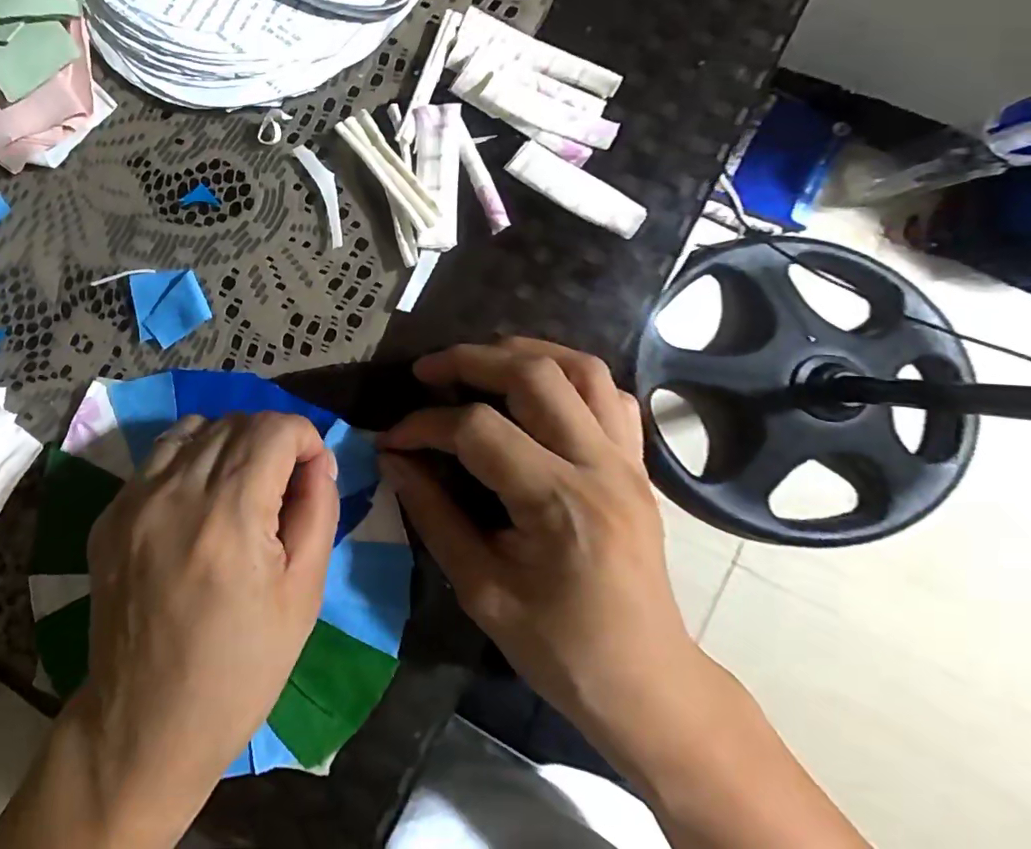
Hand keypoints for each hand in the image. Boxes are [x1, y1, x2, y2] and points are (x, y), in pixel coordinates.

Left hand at [71, 412, 337, 844]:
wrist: (148, 714)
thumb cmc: (240, 668)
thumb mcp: (302, 597)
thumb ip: (315, 513)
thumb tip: (316, 461)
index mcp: (228, 513)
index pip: (272, 428)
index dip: (306, 438)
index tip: (313, 472)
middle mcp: (173, 490)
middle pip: (232, 422)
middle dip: (269, 439)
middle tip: (283, 484)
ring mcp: (132, 499)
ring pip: (190, 431)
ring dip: (225, 445)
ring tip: (239, 489)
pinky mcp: (108, 514)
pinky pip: (154, 462)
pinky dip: (185, 464)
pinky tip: (195, 506)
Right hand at [378, 337, 694, 725]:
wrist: (647, 683)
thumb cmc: (556, 643)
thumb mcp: (477, 584)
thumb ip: (432, 511)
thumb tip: (392, 459)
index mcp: (560, 502)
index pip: (476, 429)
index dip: (421, 426)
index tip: (390, 442)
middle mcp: (602, 468)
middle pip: (535, 375)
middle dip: (468, 361)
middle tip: (425, 373)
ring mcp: (628, 463)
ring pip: (583, 370)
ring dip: (523, 354)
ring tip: (477, 363)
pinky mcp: (636, 469)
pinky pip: (609, 397)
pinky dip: (566, 379)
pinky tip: (530, 395)